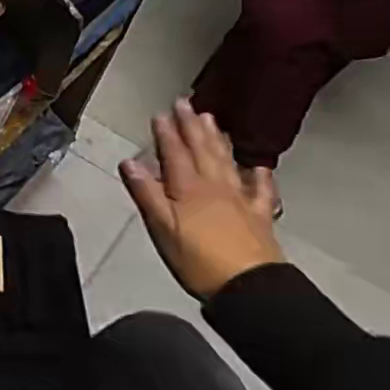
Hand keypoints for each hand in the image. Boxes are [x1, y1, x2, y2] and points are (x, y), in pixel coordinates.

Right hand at [118, 99, 285, 299]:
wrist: (249, 285)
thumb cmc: (199, 260)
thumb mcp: (163, 229)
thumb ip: (147, 194)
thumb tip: (129, 162)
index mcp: (188, 189)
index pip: (174, 154)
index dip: (166, 133)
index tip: (160, 113)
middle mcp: (215, 186)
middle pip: (201, 150)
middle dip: (191, 126)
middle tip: (186, 103)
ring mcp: (240, 199)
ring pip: (226, 161)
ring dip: (217, 139)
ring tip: (212, 120)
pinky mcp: (259, 216)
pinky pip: (260, 189)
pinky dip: (260, 175)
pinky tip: (259, 166)